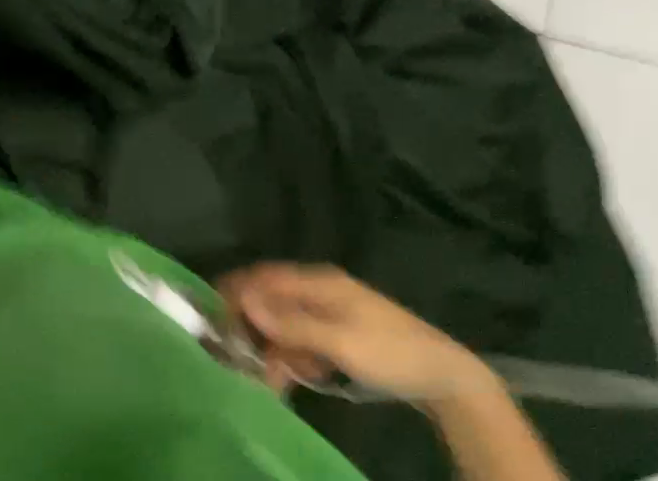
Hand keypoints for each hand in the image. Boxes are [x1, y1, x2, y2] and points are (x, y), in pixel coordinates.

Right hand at [216, 264, 495, 402]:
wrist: (446, 376)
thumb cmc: (390, 352)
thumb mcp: (339, 341)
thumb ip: (291, 323)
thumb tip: (244, 299)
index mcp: (319, 282)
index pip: (264, 277)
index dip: (236, 292)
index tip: (211, 316)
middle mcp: (320, 291)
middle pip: (272, 301)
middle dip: (253, 328)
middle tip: (237, 357)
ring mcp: (331, 313)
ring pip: (286, 325)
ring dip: (274, 350)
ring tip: (267, 380)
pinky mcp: (340, 335)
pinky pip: (304, 341)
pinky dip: (293, 358)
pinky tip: (292, 378)